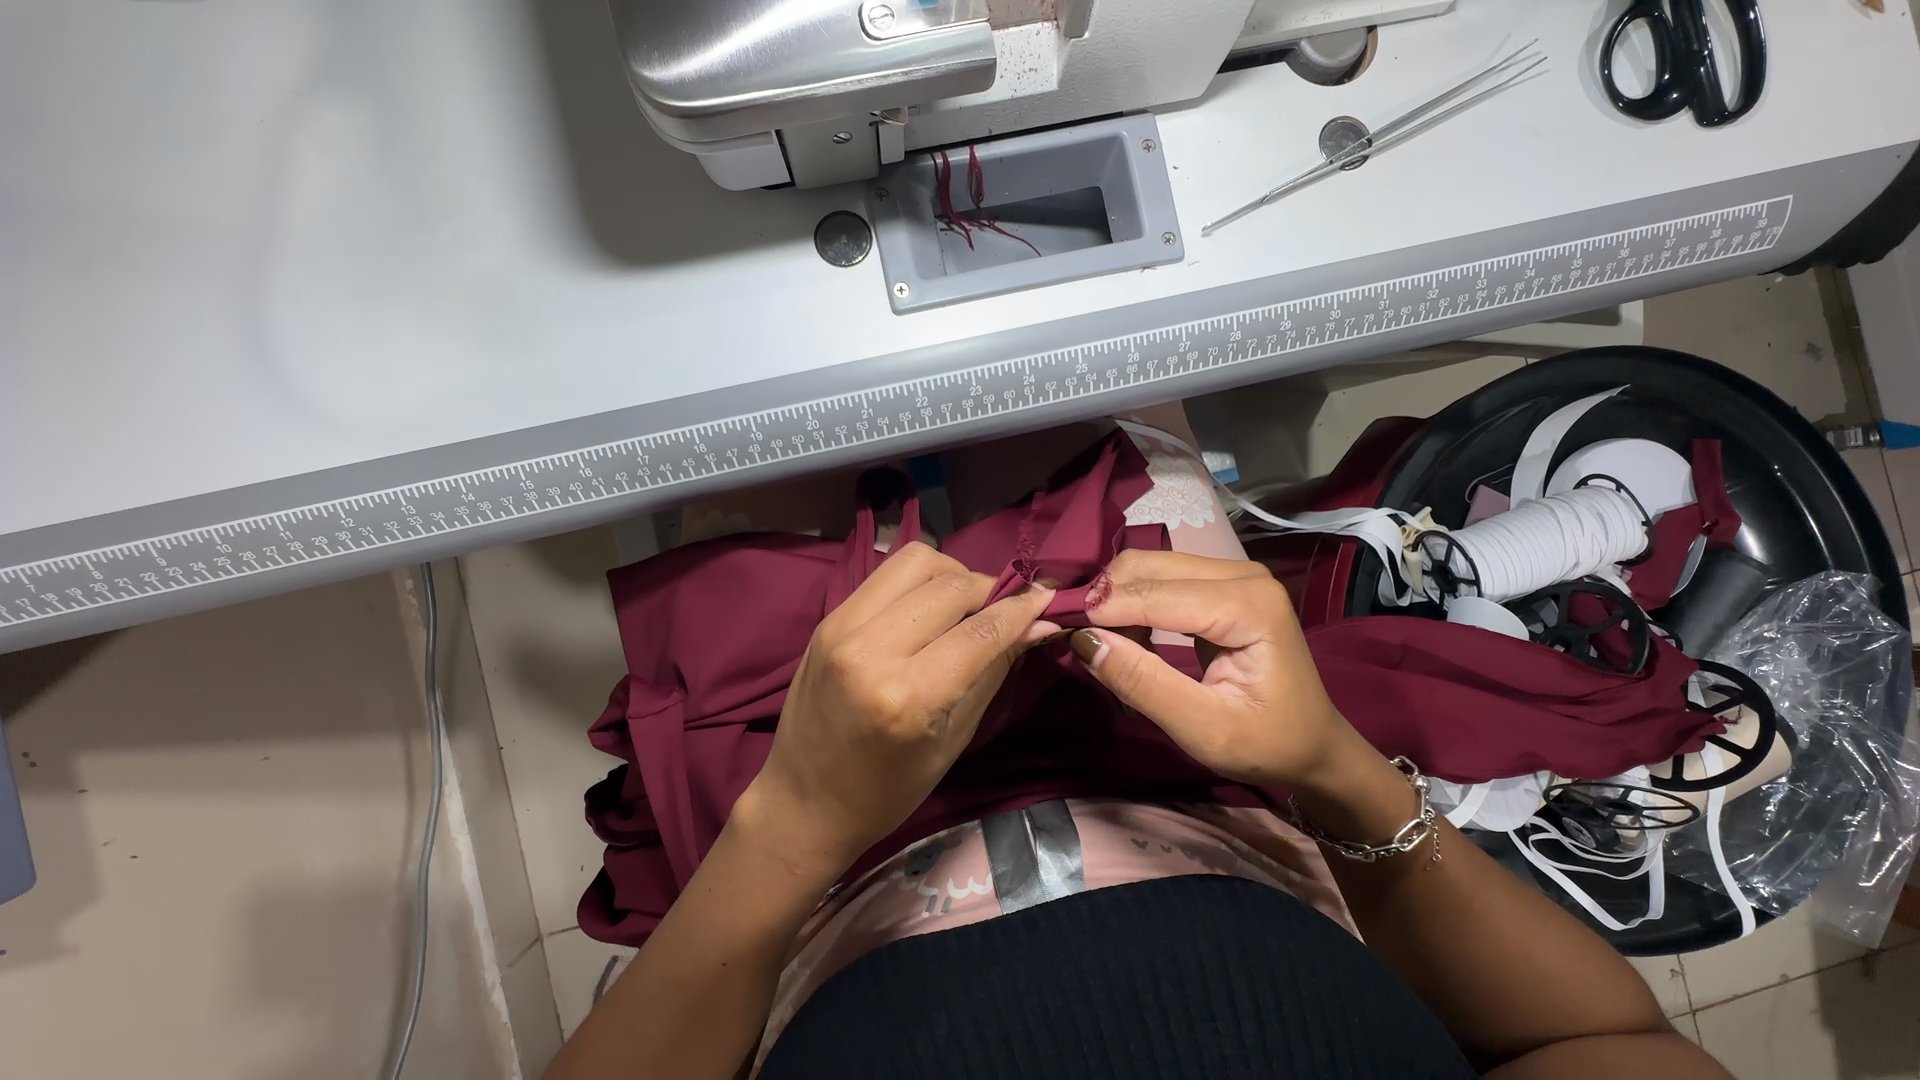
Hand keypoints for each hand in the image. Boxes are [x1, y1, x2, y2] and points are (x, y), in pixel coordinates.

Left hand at [747, 542, 1058, 869]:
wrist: (803, 801)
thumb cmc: (887, 791)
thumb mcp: (953, 739)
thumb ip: (995, 670)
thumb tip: (1040, 625)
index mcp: (907, 697)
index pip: (981, 631)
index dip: (1023, 609)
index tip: (1048, 598)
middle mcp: (871, 651)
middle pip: (950, 584)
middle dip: (991, 589)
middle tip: (1007, 608)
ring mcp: (842, 628)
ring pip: (916, 561)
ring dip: (953, 574)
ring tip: (965, 605)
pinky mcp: (828, 618)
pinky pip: (886, 575)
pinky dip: (918, 582)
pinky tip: (929, 609)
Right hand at [1072, 550, 1357, 787]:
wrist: (1312, 745)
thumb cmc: (1266, 743)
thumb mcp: (1203, 729)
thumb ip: (1143, 683)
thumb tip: (1084, 641)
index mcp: (1249, 605)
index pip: (1155, 595)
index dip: (1102, 610)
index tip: (1055, 629)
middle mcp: (1243, 574)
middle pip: (1147, 566)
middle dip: (1103, 598)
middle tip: (1069, 636)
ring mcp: (1233, 574)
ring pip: (1149, 567)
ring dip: (1114, 598)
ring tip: (1096, 641)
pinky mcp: (1222, 584)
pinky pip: (1161, 578)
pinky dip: (1131, 601)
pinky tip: (1123, 635)